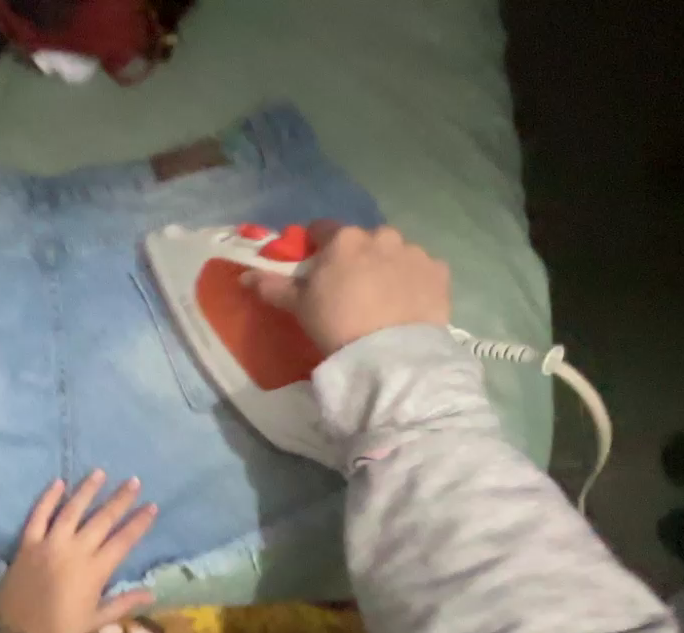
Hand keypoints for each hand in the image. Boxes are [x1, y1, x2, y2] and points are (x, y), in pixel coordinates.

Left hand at [0, 471, 157, 632]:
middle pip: (102, 519)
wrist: (14, 632)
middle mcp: (75, 551)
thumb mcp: (95, 621)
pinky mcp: (27, 544)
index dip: (139, 523)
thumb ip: (123, 603)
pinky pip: (39, 516)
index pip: (123, 541)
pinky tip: (58, 482)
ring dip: (87, 490)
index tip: (151, 506)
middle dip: (120, 500)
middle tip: (133, 481)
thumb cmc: (57, 630)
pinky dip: (48, 498)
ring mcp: (49, 544)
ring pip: (72, 510)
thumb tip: (151, 593)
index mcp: (95, 571)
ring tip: (100, 473)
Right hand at [242, 222, 451, 354]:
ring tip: (377, 299)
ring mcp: (414, 251)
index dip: (314, 246)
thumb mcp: (297, 307)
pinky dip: (409, 281)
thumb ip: (272, 286)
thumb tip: (244, 275)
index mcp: (344, 240)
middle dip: (353, 257)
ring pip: (393, 253)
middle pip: (362, 240)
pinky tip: (401, 305)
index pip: (322, 228)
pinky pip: (419, 270)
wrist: (387, 352)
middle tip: (346, 288)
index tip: (311, 267)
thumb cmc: (334, 323)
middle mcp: (382, 235)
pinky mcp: (438, 271)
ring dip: (384, 267)